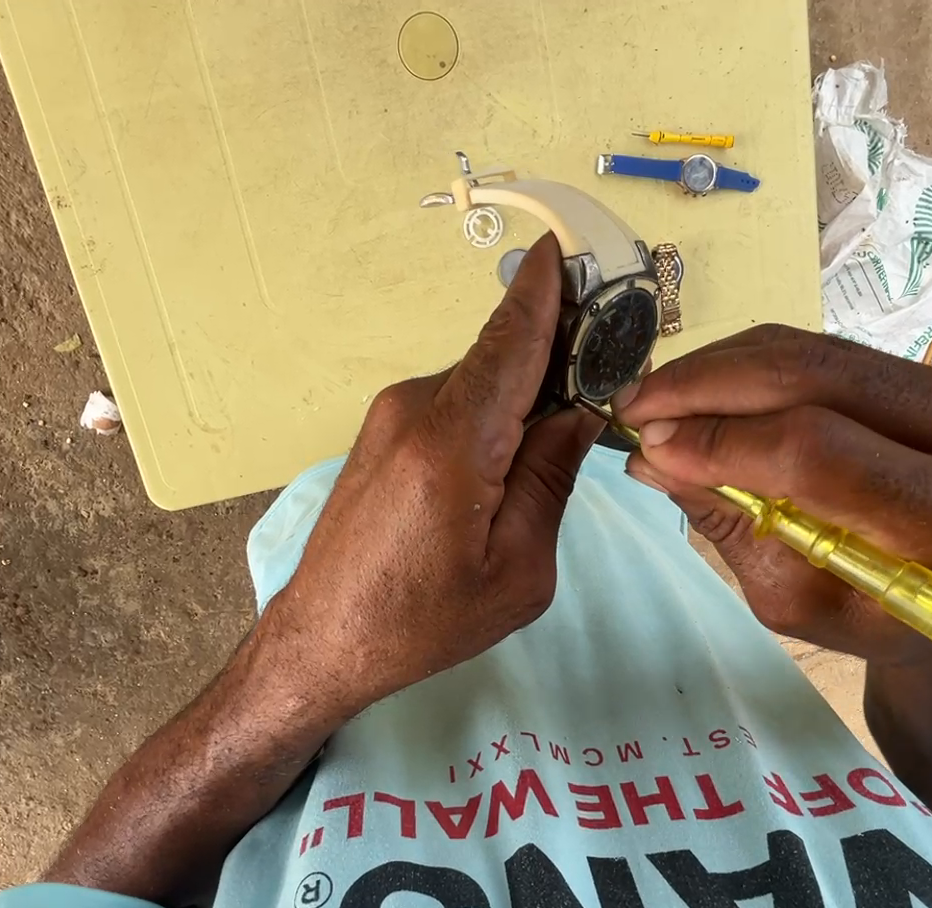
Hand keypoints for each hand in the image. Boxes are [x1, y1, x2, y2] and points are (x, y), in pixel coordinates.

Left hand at [256, 234, 603, 714]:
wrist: (324, 639)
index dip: (550, 290)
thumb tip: (578, 411)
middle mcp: (414, 409)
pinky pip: (453, 403)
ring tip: (562, 425)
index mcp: (453, 442)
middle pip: (502, 357)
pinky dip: (491, 410)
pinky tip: (511, 446)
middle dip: (556, 350)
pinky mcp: (380, 434)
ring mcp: (389, 417)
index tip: (576, 245)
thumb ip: (551, 479)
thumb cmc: (423, 621)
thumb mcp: (517, 570)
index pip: (514, 340)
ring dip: (523, 389)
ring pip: (478, 381)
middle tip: (607, 364)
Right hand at [615, 324, 931, 665]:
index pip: (816, 452)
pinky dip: (752, 364)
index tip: (648, 444)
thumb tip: (651, 457)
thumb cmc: (871, 621)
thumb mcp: (789, 598)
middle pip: (815, 376)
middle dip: (706, 384)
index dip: (720, 441)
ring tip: (657, 392)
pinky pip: (828, 351)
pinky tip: (704, 385)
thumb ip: (728, 522)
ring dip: (720, 366)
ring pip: (816, 351)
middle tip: (635, 402)